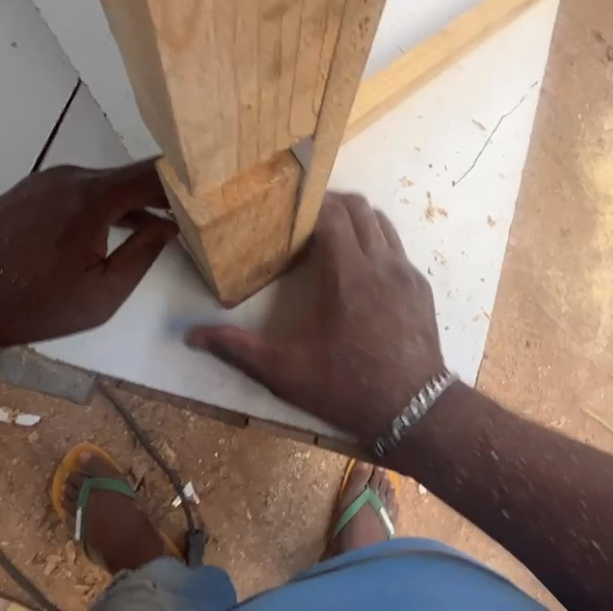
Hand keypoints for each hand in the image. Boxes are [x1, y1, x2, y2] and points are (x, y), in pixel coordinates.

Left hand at [0, 160, 176, 354]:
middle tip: (189, 214)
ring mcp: (44, 181)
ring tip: (152, 228)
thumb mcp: (101, 295)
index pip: (156, 172)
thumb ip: (142, 256)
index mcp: (93, 196)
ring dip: (129, 203)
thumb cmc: (28, 306)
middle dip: (162, 195)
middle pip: (131, 176)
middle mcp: (70, 177)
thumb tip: (171, 227)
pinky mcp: (25, 193)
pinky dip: (99, 207)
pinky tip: (102, 235)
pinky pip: (76, 191)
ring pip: (103, 185)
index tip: (213, 188)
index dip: (187, 179)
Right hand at [186, 193, 444, 444]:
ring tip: (334, 234)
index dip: (311, 203)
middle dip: (333, 203)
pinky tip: (362, 268)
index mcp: (348, 272)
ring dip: (358, 219)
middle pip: (360, 207)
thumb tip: (191, 336)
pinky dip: (378, 242)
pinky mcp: (421, 285)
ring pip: (382, 223)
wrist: (412, 409)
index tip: (290, 207)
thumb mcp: (285, 371)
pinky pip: (398, 248)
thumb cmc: (345, 386)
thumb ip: (238, 348)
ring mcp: (406, 271)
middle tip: (307, 216)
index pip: (332, 213)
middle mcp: (381, 261)